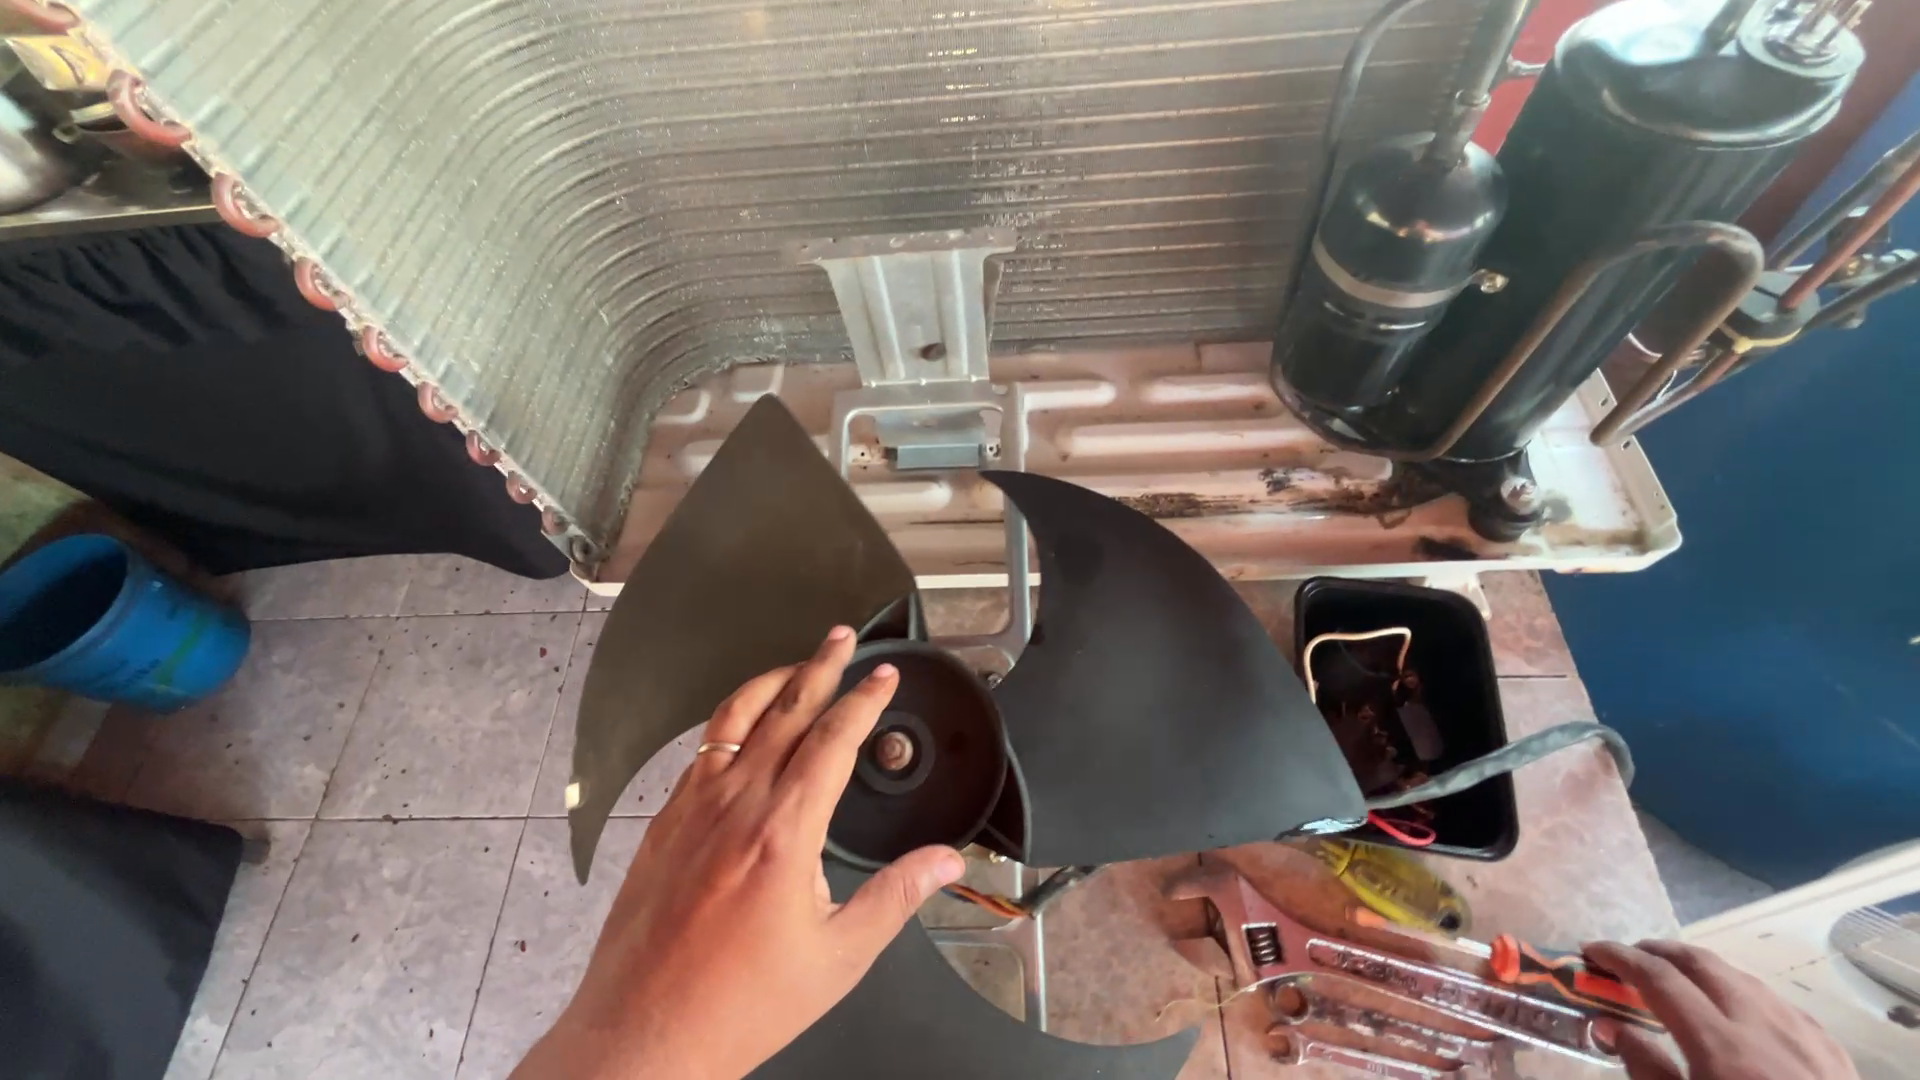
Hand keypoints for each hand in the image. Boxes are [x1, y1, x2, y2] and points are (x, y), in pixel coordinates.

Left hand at [513, 625, 968, 1079]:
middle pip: (787, 710)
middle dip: (822, 666)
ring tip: (799, 663)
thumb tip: (946, 861)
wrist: (641, 1038)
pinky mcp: (667, 821)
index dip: (865, 700)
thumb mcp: (838, 956)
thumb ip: (897, 897)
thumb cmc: (739, 1003)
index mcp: (785, 831)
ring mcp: (694, 807)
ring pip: (737, 717)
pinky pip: (704, 748)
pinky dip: (732, 719)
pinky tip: (745, 725)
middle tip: (842, 637)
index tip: (884, 676)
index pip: (834, 740)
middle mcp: (737, 804)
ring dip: (773, 680)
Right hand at [1584, 940, 1858, 1079]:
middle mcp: (1763, 1028)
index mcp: (1721, 1046)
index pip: (1657, 977)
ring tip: (1678, 981)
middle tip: (1629, 959)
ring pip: (1742, 977)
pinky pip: (1781, 1004)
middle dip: (1656, 951)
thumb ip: (1645, 1066)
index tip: (1590, 952)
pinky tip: (1736, 1012)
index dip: (1618, 956)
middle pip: (1700, 963)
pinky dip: (1744, 994)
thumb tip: (1608, 1023)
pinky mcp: (1836, 1055)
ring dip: (1700, 969)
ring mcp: (1806, 1039)